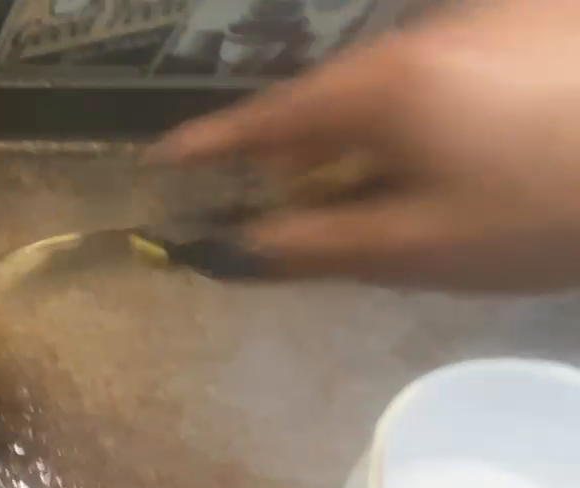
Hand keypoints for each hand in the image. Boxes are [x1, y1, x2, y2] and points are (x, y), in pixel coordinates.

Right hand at [153, 0, 579, 290]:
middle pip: (329, 93)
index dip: (206, 146)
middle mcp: (437, 36)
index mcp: (386, 89)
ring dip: (361, 128)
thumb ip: (302, 249)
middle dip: (293, 144)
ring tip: (366, 175)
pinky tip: (450, 146)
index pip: (264, 121)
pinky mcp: (551, 27)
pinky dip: (424, 108)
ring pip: (395, 78)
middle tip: (278, 191)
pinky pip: (455, 65)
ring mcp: (503, 22)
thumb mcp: (409, 250)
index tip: (159, 160)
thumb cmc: (552, 210)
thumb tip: (225, 252)